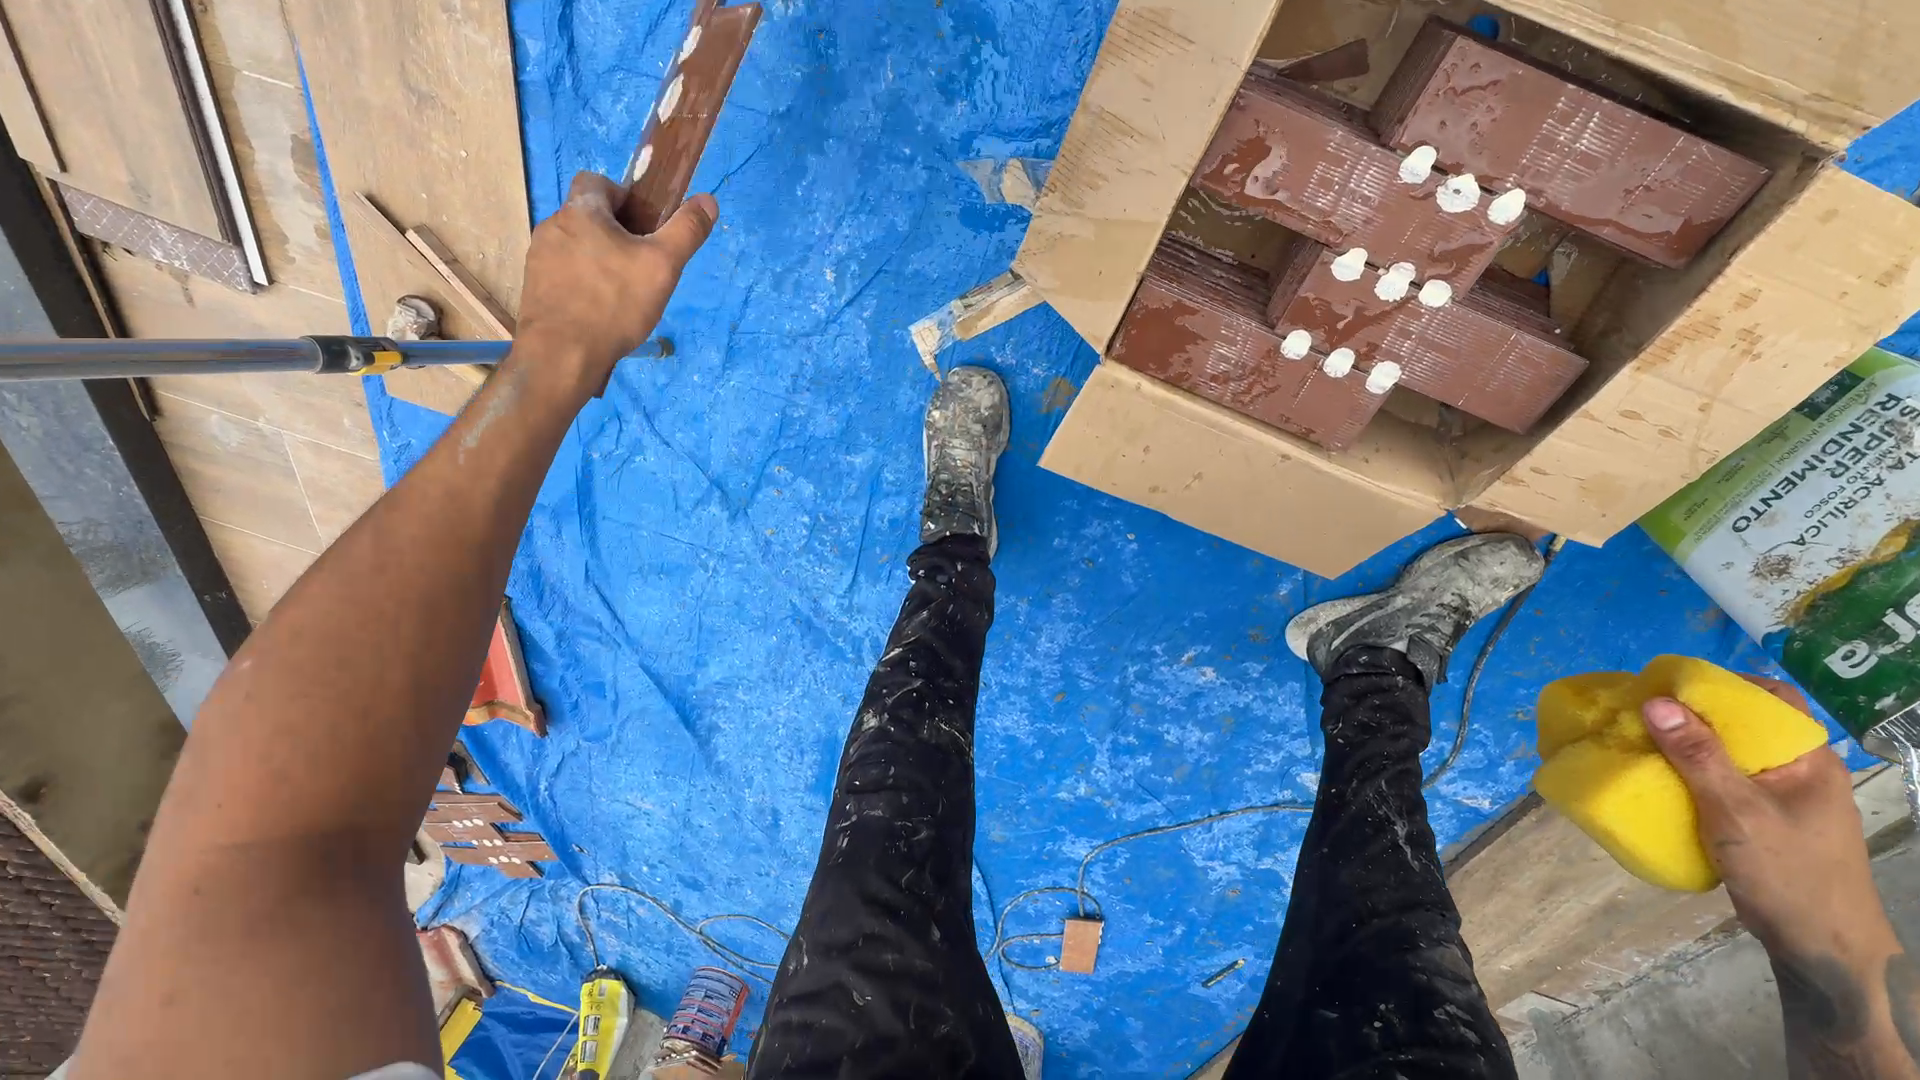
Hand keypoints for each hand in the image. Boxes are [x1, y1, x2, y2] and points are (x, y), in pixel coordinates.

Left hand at [511, 172, 717, 403]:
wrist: (562, 355)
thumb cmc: (615, 303)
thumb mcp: (662, 266)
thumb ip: (686, 231)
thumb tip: (709, 200)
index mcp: (581, 212)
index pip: (596, 180)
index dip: (623, 195)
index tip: (644, 225)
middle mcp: (553, 227)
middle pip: (589, 217)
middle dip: (616, 234)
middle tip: (643, 266)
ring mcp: (539, 258)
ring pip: (578, 247)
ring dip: (600, 261)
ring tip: (623, 295)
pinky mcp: (535, 288)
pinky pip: (565, 274)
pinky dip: (584, 284)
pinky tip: (602, 313)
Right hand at [1641, 680, 1891, 961]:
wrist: (1819, 946)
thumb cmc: (1788, 873)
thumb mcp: (1736, 810)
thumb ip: (1697, 755)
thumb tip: (1655, 700)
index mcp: (1808, 760)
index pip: (1773, 699)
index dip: (1723, 684)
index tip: (1668, 683)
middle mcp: (1797, 771)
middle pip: (1745, 724)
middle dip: (1691, 714)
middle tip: (1641, 711)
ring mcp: (1780, 797)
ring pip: (1729, 754)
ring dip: (1684, 745)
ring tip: (1639, 741)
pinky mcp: (1760, 819)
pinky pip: (1720, 781)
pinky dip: (1687, 773)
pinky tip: (1658, 779)